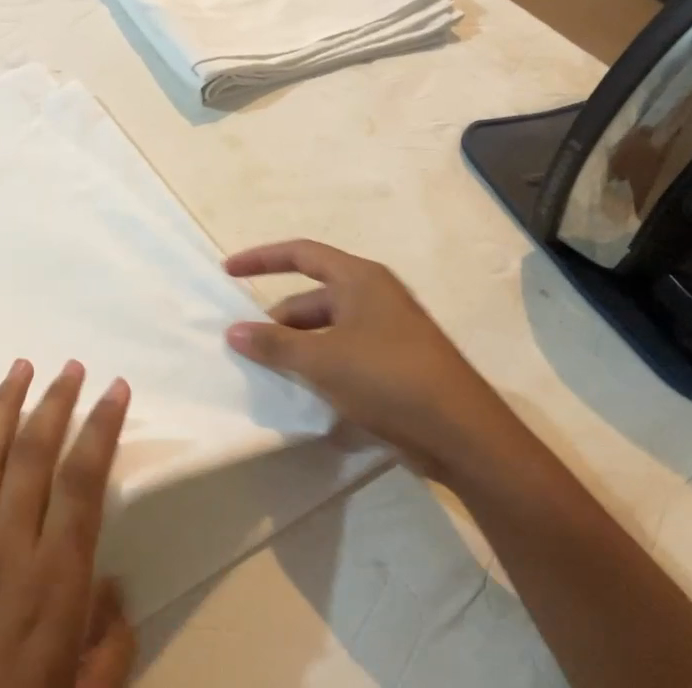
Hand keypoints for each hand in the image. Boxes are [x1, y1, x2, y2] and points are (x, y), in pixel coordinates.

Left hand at [0, 360, 137, 687]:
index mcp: (55, 583)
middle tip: (72, 366)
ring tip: (21, 367)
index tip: (117, 390)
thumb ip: (109, 643)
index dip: (101, 430)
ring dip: (5, 408)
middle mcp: (7, 551)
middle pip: (34, 458)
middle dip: (55, 404)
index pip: (84, 485)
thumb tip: (113, 588)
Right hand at [223, 239, 521, 480]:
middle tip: (246, 347)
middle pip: (311, 299)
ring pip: (326, 332)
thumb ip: (274, 344)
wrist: (463, 436)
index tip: (228, 272)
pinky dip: (320, 368)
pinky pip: (344, 357)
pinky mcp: (395, 367)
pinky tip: (303, 394)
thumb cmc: (389, 380)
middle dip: (277, 321)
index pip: (301, 254)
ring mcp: (387, 333)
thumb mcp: (322, 360)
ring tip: (268, 374)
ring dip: (296, 349)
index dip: (261, 259)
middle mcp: (374, 299)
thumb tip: (233, 331)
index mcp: (360, 280)